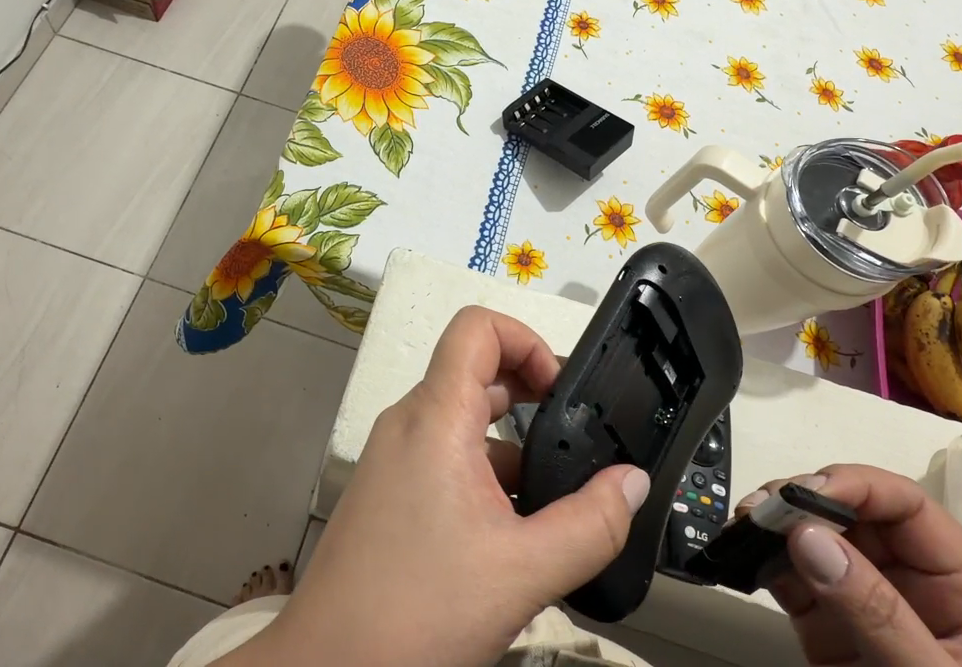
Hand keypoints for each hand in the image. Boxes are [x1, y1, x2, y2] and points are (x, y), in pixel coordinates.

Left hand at [237, 306, 649, 666]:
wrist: (328, 665)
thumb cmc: (417, 611)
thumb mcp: (523, 572)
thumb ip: (591, 523)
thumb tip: (633, 483)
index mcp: (435, 418)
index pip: (476, 328)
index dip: (527, 339)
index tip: (561, 389)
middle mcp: (408, 424)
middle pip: (474, 372)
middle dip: (531, 395)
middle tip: (575, 439)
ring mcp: (394, 457)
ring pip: (462, 422)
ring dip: (512, 446)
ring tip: (551, 498)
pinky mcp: (389, 491)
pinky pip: (444, 456)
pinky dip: (484, 473)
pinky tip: (513, 530)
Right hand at [738, 465, 961, 666]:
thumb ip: (879, 615)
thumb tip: (810, 537)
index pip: (910, 510)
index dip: (861, 485)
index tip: (809, 489)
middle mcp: (911, 587)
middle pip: (855, 516)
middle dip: (805, 499)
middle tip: (763, 507)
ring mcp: (863, 606)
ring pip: (815, 539)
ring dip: (776, 522)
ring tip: (744, 523)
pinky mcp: (824, 629)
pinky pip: (789, 578)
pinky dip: (759, 559)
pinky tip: (740, 553)